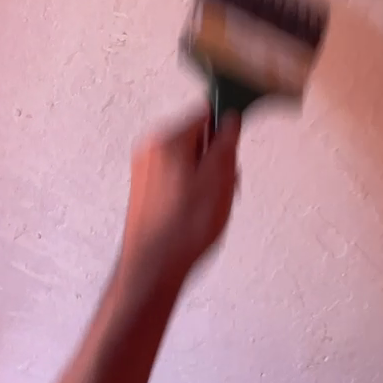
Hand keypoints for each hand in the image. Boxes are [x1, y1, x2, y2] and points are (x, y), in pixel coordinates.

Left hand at [118, 108, 240, 286]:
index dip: (227, 130)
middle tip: (224, 187)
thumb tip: (230, 120)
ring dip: (207, 180)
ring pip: (189, 163)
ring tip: (210, 208)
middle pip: (197, 140)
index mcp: (166, 140)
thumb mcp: (219, 179)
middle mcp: (150, 152)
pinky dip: (192, 193)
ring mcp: (145, 173)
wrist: (152, 268)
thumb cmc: (182, 230)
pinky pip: (178, 181)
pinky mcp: (146, 193)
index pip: (205, 114)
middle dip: (217, 161)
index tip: (237, 144)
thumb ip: (226, 142)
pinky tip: (197, 217)